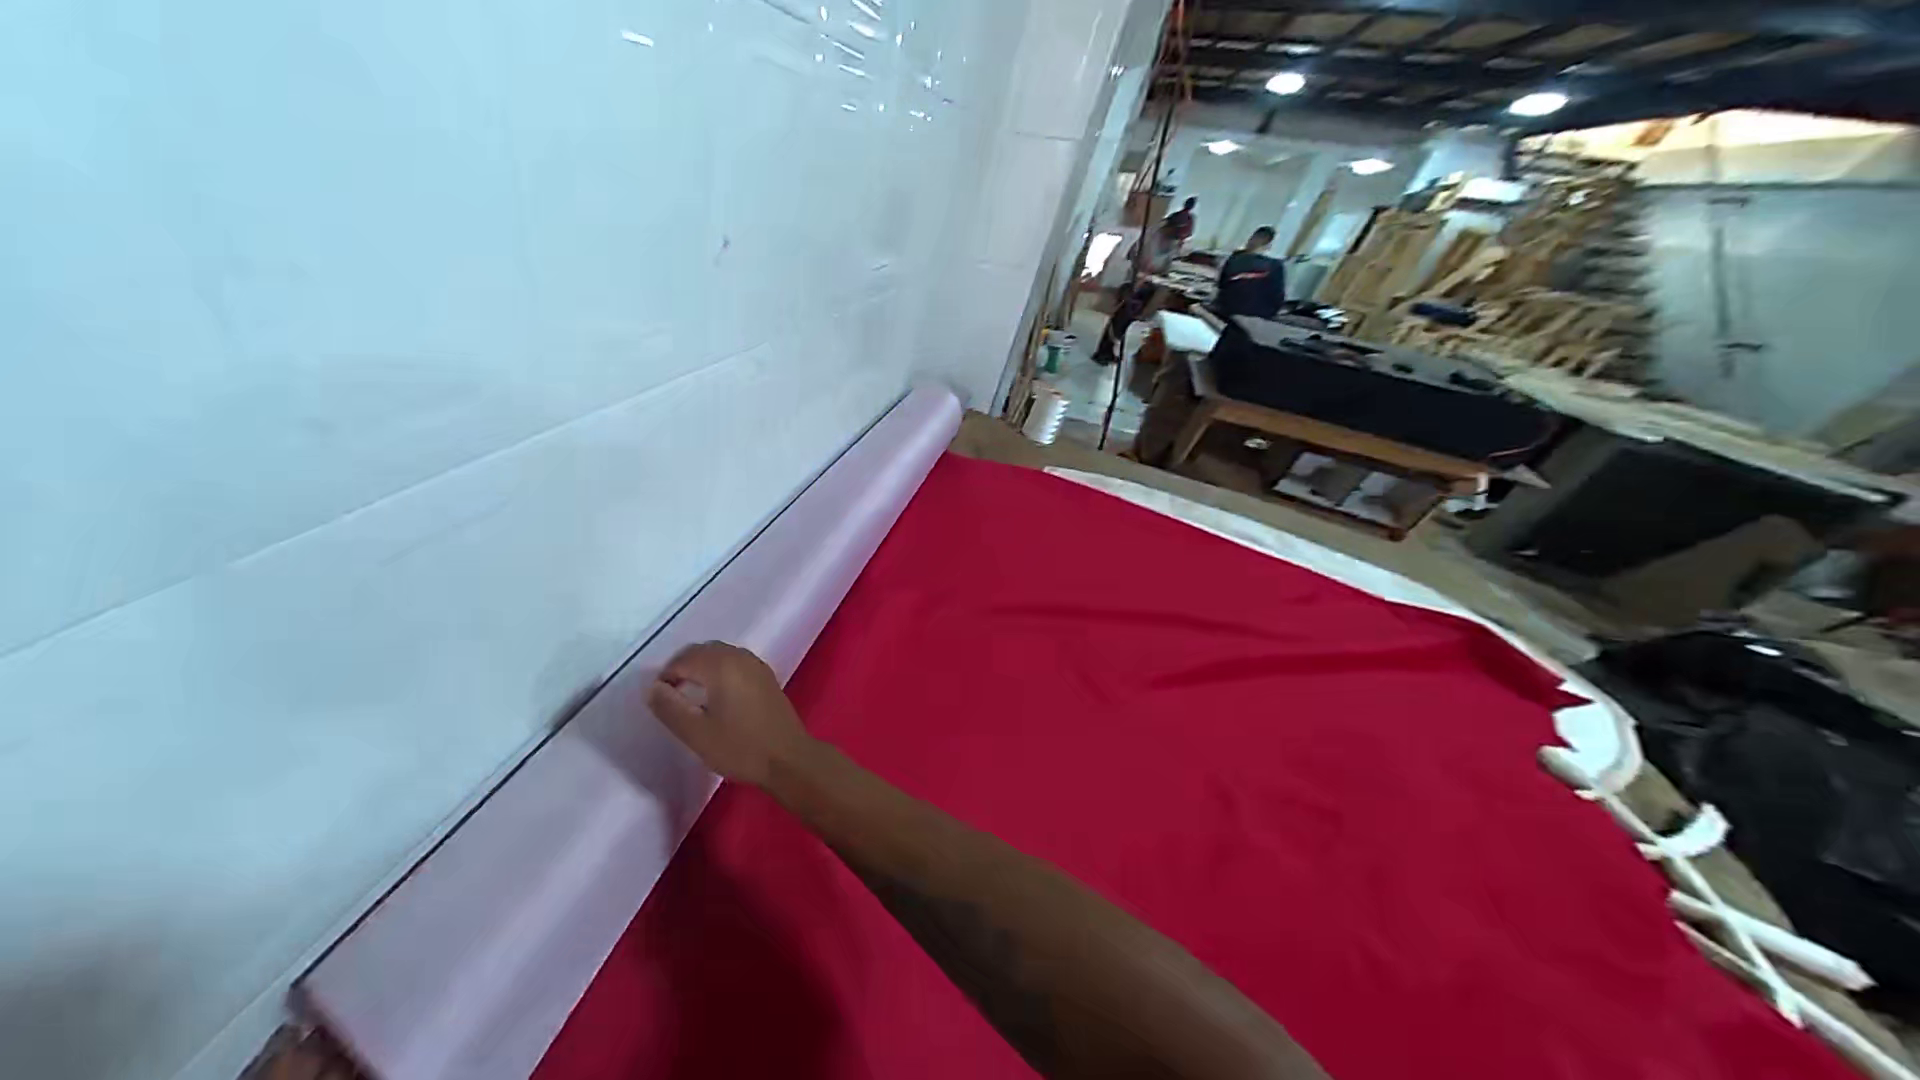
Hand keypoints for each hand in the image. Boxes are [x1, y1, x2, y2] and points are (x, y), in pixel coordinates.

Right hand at [647, 641, 812, 788]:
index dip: (666, 677)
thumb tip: (653, 688)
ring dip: (702, 668)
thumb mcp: (696, 733)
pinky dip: (720, 671)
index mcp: (721, 665)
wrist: (788, 758)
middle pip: (702, 651)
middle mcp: (740, 657)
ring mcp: (757, 665)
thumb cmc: (740, 747)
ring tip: (691, 697)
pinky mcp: (767, 677)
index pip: (683, 659)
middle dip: (683, 668)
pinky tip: (718, 697)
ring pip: (720, 655)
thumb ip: (669, 707)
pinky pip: (736, 663)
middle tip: (672, 697)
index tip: (660, 701)